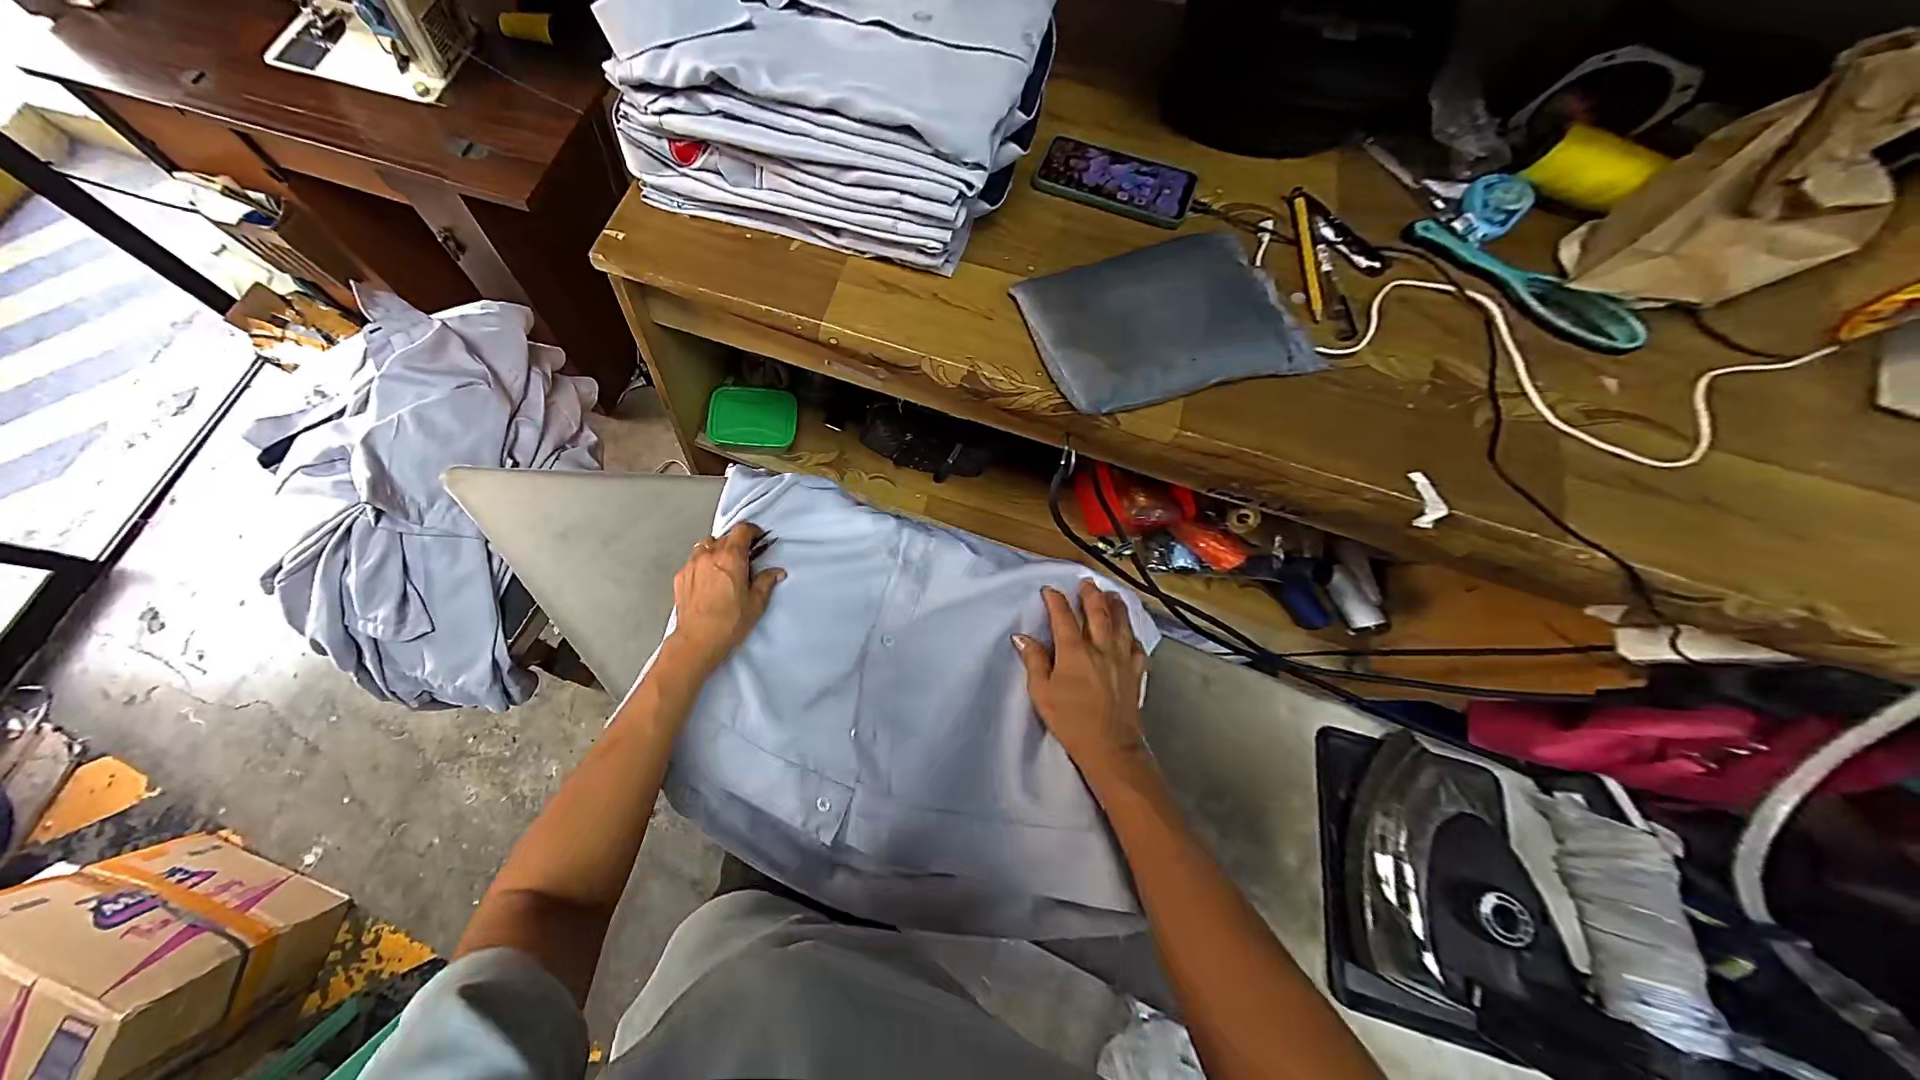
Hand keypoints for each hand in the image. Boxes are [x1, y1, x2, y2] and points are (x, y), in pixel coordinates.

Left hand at [665, 523, 783, 672]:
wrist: (699, 639)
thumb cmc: (727, 622)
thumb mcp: (756, 602)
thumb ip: (766, 581)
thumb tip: (775, 573)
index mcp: (731, 558)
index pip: (742, 530)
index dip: (752, 531)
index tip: (758, 537)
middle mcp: (709, 556)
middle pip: (725, 537)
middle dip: (737, 543)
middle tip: (745, 558)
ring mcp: (692, 565)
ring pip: (706, 546)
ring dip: (717, 550)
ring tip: (725, 566)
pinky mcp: (681, 577)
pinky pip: (693, 561)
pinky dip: (702, 564)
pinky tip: (710, 580)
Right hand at [1014, 581, 1150, 777]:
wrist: (1110, 747)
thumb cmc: (1071, 721)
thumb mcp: (1042, 693)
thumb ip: (1034, 661)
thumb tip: (1023, 637)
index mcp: (1074, 651)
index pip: (1063, 617)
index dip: (1056, 600)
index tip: (1049, 590)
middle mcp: (1101, 647)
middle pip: (1097, 611)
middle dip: (1090, 594)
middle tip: (1085, 583)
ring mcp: (1122, 658)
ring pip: (1121, 622)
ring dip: (1114, 604)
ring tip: (1110, 594)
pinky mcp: (1136, 671)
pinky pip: (1136, 644)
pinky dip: (1132, 633)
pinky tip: (1129, 631)